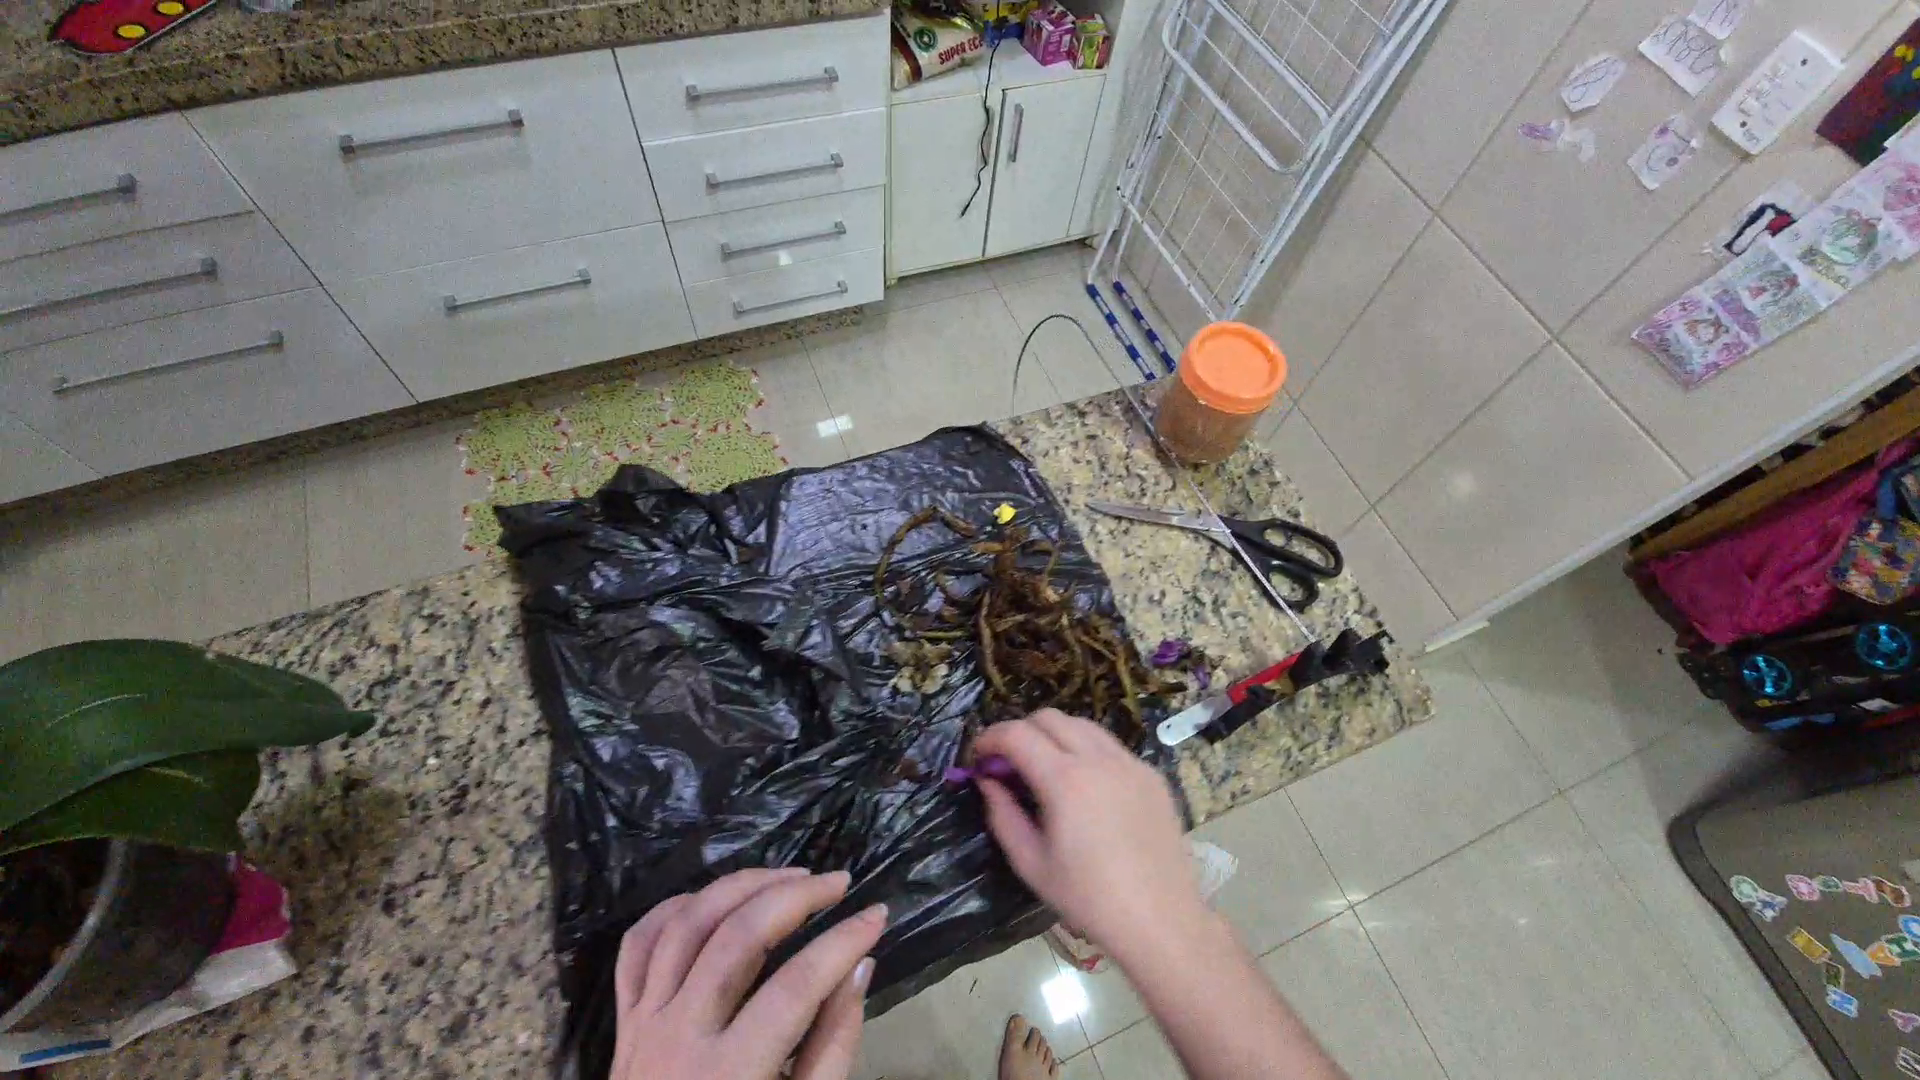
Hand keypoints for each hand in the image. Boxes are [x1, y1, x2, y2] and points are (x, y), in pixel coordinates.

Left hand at [610, 868, 887, 1079]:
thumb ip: (834, 1047)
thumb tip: (859, 966)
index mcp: (730, 1075)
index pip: (796, 986)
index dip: (842, 942)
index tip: (877, 915)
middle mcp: (679, 1038)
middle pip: (737, 938)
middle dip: (795, 897)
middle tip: (838, 882)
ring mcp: (644, 1024)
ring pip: (687, 925)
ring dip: (742, 886)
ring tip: (790, 876)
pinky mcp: (625, 1020)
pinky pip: (639, 945)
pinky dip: (675, 909)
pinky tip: (716, 898)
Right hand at [973, 709, 1207, 958]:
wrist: (1160, 920)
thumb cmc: (1089, 898)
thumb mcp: (1031, 863)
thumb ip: (1002, 815)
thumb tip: (987, 781)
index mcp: (1065, 780)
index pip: (1016, 734)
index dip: (989, 738)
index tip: (978, 757)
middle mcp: (1099, 759)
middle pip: (1049, 717)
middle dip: (1020, 731)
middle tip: (1008, 763)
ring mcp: (1130, 763)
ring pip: (1082, 725)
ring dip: (1054, 735)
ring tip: (1045, 769)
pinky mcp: (1151, 775)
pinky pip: (1110, 746)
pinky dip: (1087, 751)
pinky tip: (1085, 786)